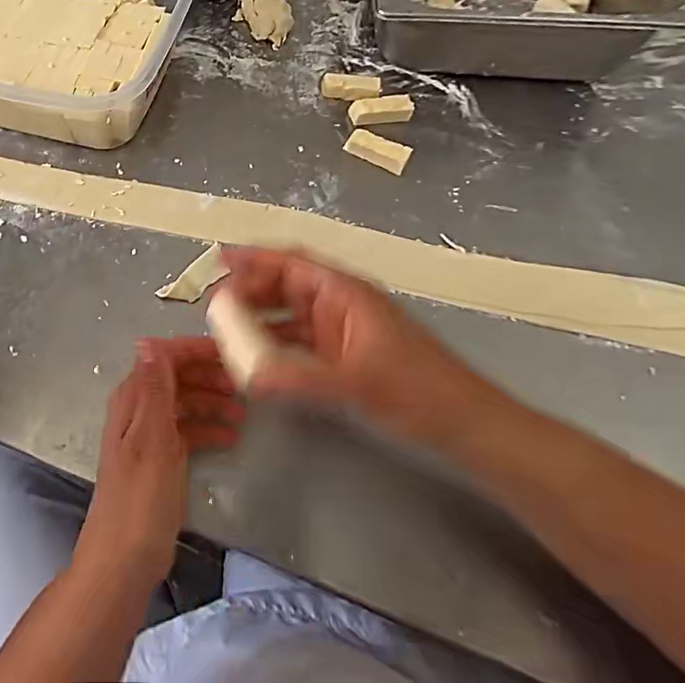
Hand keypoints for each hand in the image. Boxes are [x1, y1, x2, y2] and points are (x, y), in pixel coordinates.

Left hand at [74, 338, 243, 588]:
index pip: (164, 357)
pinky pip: (187, 431)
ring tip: (244, 412)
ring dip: (212, 402)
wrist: (124, 558)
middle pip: (176, 377)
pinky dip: (208, 429)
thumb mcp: (151, 438)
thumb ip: (153, 389)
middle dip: (209, 375)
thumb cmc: (140, 497)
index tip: (230, 351)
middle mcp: (139, 409)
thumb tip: (148, 341)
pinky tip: (232, 438)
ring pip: (184, 403)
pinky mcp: (161, 458)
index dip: (195, 350)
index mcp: (132, 398)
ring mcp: (150, 434)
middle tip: (243, 384)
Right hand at [221, 246, 504, 447]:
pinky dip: (274, 345)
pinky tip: (255, 359)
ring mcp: (341, 331)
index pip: (292, 262)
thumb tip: (249, 379)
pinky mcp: (342, 357)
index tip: (220, 260)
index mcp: (345, 293)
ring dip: (258, 318)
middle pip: (285, 285)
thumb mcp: (356, 385)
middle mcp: (339, 304)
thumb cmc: (419, 392)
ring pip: (288, 314)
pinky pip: (298, 342)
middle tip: (215, 304)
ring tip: (226, 330)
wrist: (469, 426)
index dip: (255, 257)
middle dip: (249, 289)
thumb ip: (299, 380)